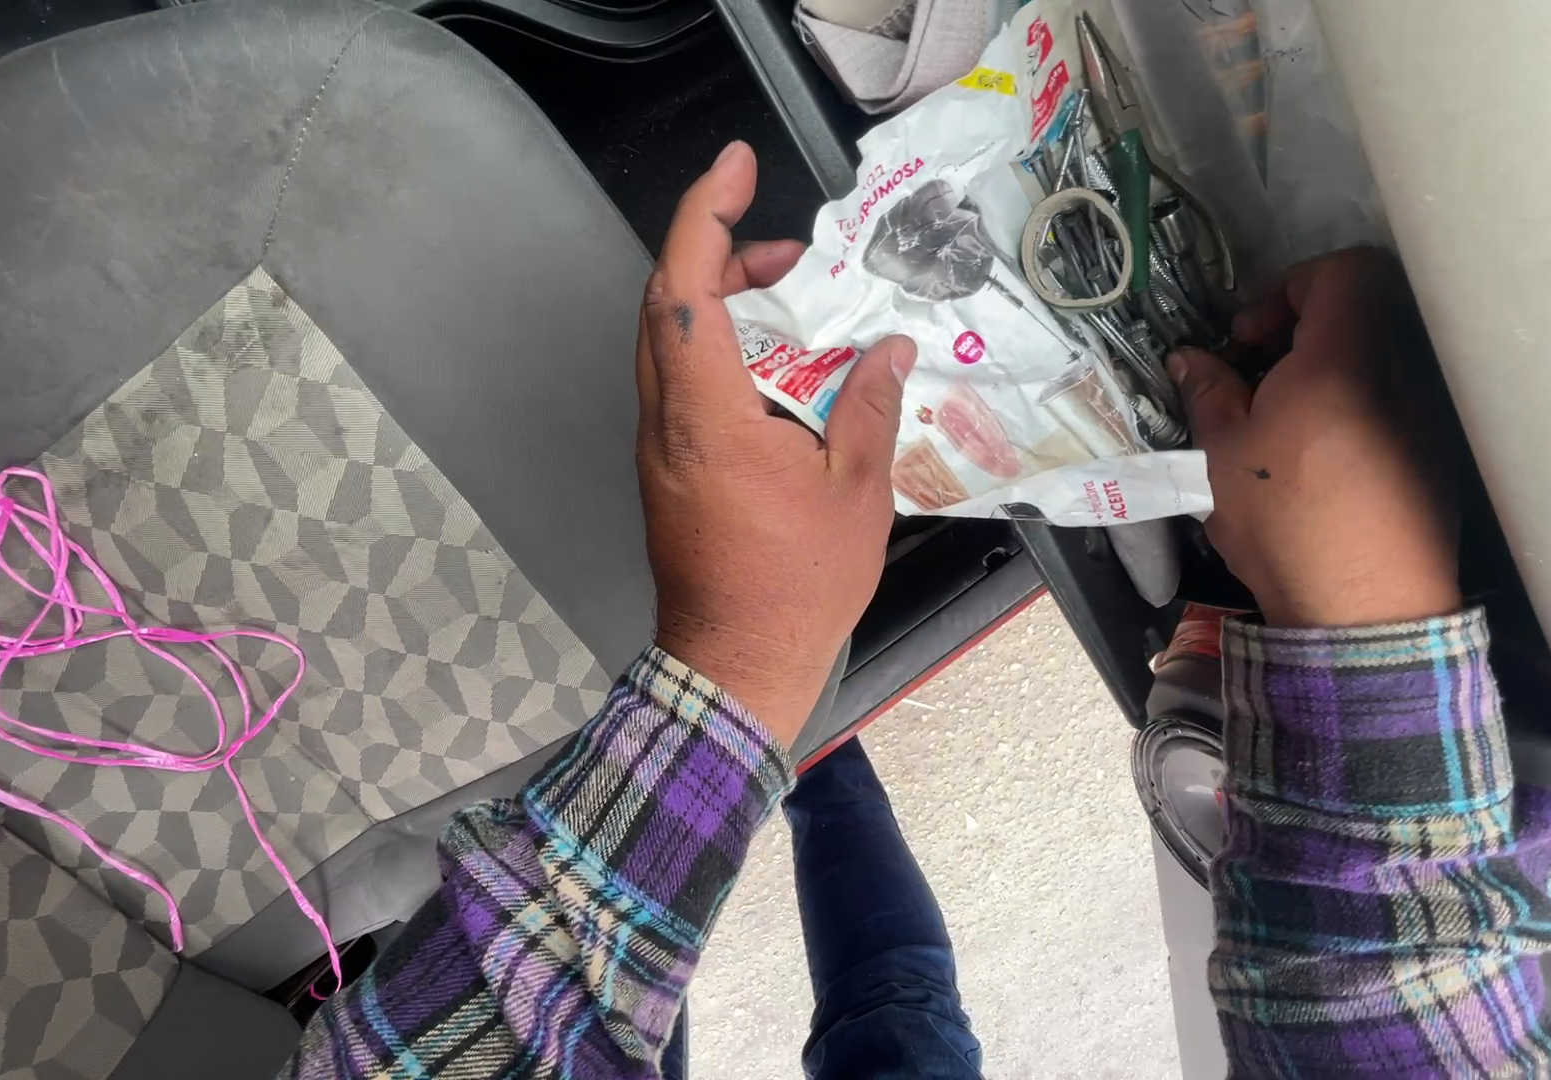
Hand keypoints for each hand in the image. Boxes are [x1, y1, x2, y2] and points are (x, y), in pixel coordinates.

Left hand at [636, 142, 916, 744]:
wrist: (736, 662)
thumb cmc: (797, 586)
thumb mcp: (856, 493)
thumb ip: (871, 408)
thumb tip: (891, 350)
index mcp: (709, 422)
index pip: (684, 291)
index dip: (705, 216)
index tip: (735, 167)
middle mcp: (667, 425)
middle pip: (667, 306)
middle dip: (722, 256)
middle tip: (790, 255)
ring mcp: (659, 448)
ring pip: (671, 345)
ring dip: (722, 307)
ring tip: (790, 304)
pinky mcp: (667, 469)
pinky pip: (683, 387)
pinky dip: (721, 354)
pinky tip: (775, 369)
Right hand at [1168, 248, 1460, 627]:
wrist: (1360, 603)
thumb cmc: (1281, 518)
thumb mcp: (1221, 453)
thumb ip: (1208, 392)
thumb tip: (1190, 358)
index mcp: (1340, 362)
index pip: (1343, 273)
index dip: (1290, 286)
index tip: (1249, 337)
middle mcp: (1397, 373)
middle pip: (1356, 314)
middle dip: (1293, 333)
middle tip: (1250, 379)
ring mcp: (1424, 412)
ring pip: (1370, 359)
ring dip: (1316, 373)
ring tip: (1274, 423)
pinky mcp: (1432, 450)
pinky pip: (1387, 401)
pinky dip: (1344, 407)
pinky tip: (1311, 459)